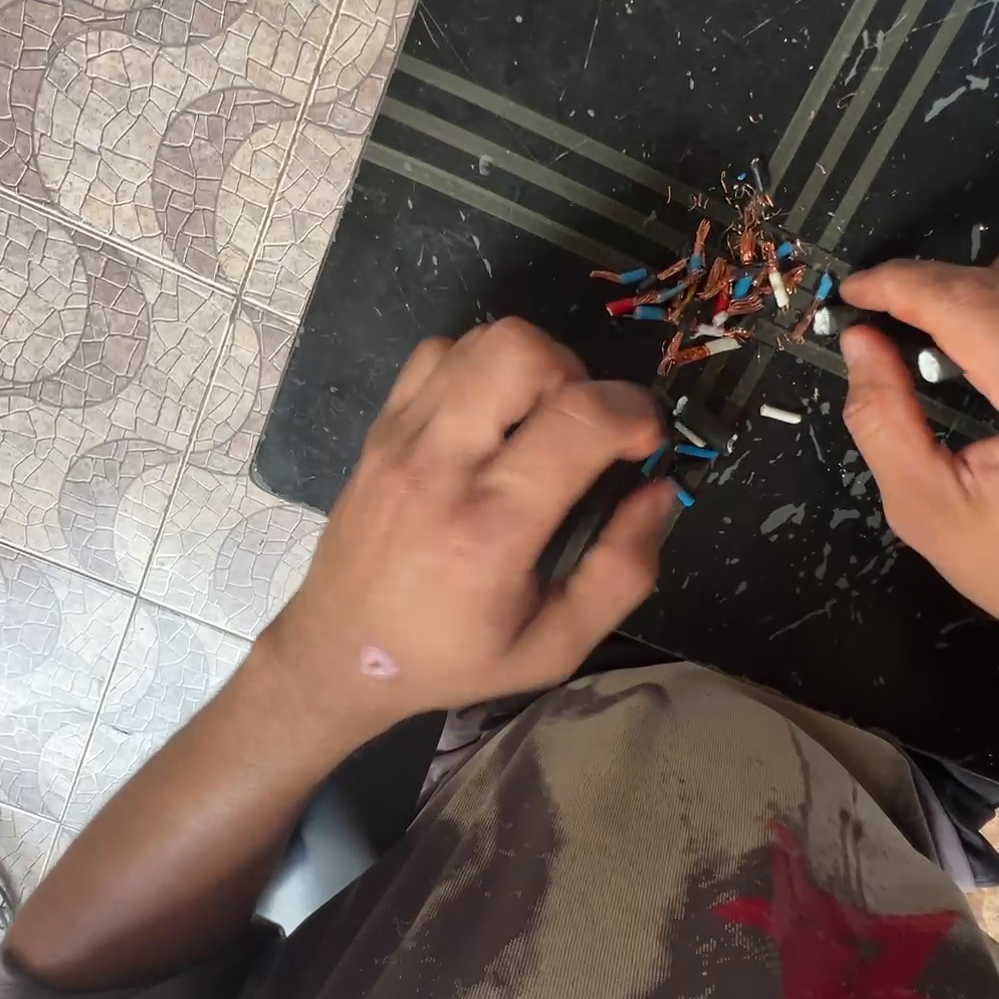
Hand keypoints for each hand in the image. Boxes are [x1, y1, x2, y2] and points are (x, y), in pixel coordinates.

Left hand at [256, 318, 678, 732]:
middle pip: (520, 351)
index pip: (578, 419)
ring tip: (537, 424)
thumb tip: (659, 491)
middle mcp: (438, 466)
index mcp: (489, 529)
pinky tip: (487, 419)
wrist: (338, 653)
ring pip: (479, 341)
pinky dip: (478, 368)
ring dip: (531, 368)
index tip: (644, 444)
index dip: (635, 413)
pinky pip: (436, 355)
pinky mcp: (378, 429)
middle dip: (577, 375)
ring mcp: (400, 438)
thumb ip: (620, 573)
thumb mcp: (552, 647)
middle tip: (582, 430)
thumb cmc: (449, 658)